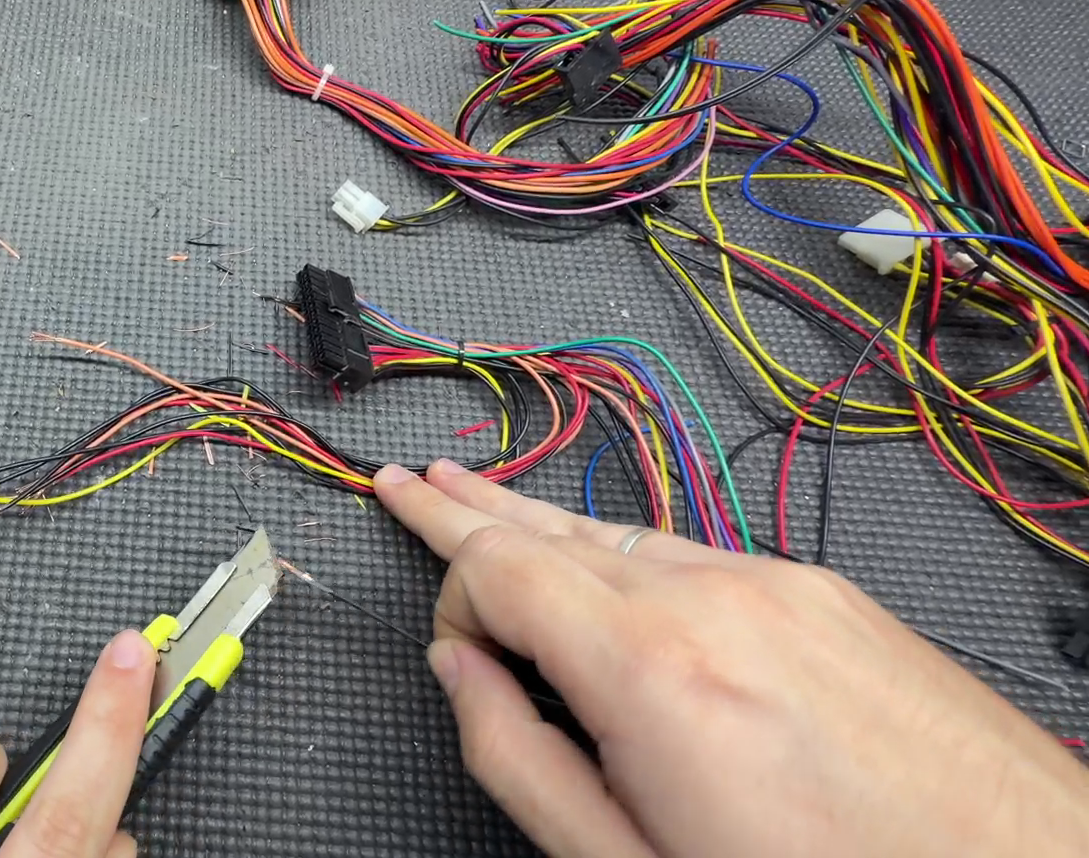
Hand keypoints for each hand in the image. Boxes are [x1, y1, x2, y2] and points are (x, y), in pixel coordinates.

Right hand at [374, 460, 1088, 857]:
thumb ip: (511, 753)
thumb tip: (457, 664)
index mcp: (653, 668)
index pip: (493, 565)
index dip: (449, 594)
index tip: (453, 647)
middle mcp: (714, 598)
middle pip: (542, 525)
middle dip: (459, 505)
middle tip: (405, 481)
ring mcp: (778, 585)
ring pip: (609, 530)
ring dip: (529, 518)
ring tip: (469, 492)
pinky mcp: (827, 594)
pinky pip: (682, 553)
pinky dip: (613, 550)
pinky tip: (588, 557)